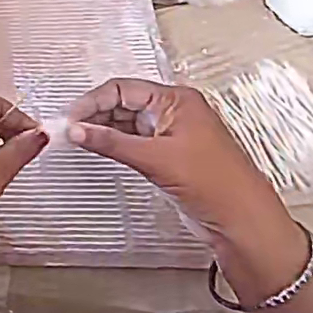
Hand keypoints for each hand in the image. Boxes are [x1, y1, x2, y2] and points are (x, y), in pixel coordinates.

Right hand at [64, 79, 285, 239]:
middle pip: (121, 103)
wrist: (243, 223)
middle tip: (70, 129)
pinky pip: (131, 140)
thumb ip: (111, 142)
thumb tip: (77, 130)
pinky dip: (113, 143)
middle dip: (94, 114)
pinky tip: (97, 148)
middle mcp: (172, 112)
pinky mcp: (166, 154)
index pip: (122, 89)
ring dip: (101, 130)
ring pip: (124, 122)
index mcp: (176, 100)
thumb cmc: (217, 185)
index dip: (93, 102)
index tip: (71, 118)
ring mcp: (169, 133)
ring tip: (78, 139)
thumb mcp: (155, 158)